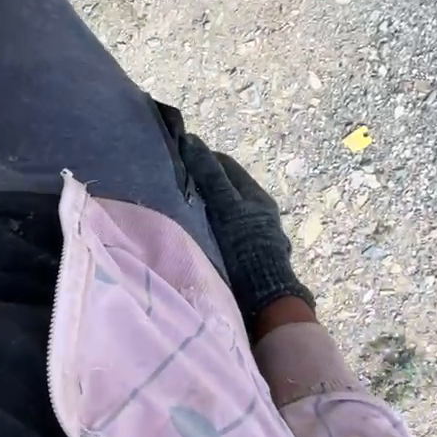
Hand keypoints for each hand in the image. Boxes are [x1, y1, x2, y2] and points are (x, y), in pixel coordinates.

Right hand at [179, 133, 315, 331]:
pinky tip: (196, 233)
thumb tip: (190, 141)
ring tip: (181, 208)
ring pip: (226, 210)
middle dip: (203, 182)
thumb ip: (209, 174)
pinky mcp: (250, 256)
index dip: (201, 158)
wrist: (263, 295)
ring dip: (206, 206)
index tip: (177, 158)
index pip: (225, 165)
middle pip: (227, 187)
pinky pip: (226, 230)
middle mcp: (260, 212)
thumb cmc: (244, 243)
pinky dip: (210, 225)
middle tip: (174, 183)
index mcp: (256, 196)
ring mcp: (257, 235)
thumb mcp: (225, 204)